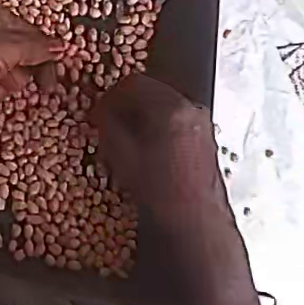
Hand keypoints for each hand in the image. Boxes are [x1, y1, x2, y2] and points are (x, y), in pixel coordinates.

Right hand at [92, 74, 230, 222]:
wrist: (196, 220)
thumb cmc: (160, 192)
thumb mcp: (124, 158)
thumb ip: (109, 128)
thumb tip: (101, 114)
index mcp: (170, 108)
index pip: (133, 84)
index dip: (110, 96)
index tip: (98, 112)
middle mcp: (190, 108)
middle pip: (151, 90)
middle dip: (126, 104)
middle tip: (107, 122)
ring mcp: (201, 122)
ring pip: (164, 104)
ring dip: (142, 114)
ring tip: (125, 137)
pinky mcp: (205, 137)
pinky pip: (176, 118)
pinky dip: (157, 124)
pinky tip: (146, 148)